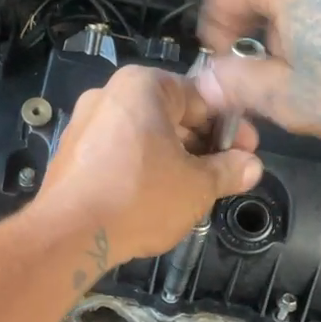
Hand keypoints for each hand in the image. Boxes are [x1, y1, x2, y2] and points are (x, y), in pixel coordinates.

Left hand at [38, 65, 262, 264]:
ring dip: (174, 159)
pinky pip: (119, 154)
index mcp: (142, 86)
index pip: (201, 98)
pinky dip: (142, 170)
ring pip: (145, 137)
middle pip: (171, 115)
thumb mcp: (197, 187)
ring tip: (194, 191)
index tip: (248, 153)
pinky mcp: (71, 155)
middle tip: (225, 175)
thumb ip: (228, 171)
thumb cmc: (140, 198)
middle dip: (202, 145)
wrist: (69, 234)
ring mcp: (85, 124)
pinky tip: (155, 198)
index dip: (230, 127)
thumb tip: (251, 166)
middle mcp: (109, 95)